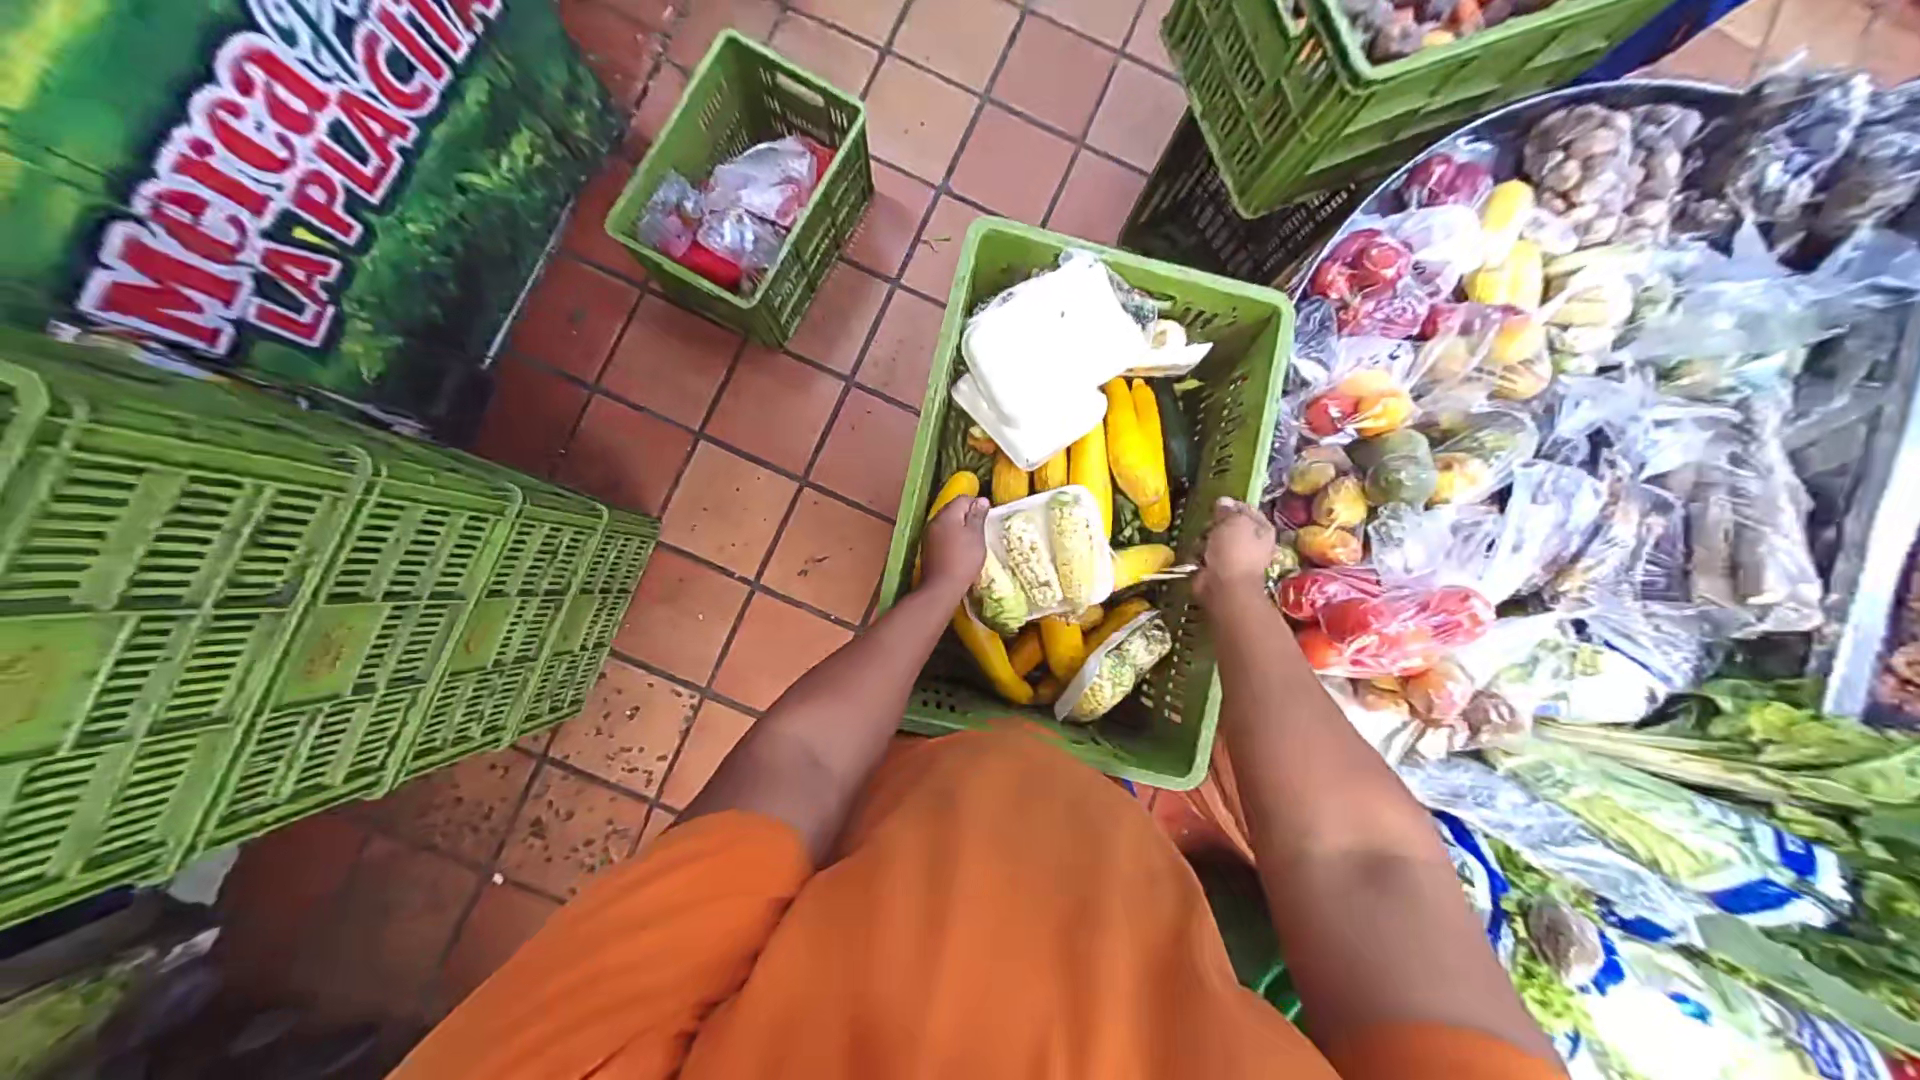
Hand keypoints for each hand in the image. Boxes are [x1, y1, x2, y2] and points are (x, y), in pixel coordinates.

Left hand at [921, 496, 988, 597]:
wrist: (942, 587)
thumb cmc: (963, 560)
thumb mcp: (976, 536)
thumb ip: (978, 516)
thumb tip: (982, 500)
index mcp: (946, 514)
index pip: (963, 498)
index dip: (977, 504)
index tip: (987, 518)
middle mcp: (934, 520)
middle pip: (953, 509)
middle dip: (968, 516)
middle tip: (981, 530)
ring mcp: (928, 535)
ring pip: (947, 523)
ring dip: (960, 528)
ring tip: (972, 541)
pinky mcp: (927, 548)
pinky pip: (942, 535)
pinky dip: (952, 538)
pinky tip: (960, 550)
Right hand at [1194, 497, 1275, 609]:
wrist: (1225, 587)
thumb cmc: (1235, 551)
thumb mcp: (1235, 521)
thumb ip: (1229, 510)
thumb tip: (1223, 501)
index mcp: (1262, 530)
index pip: (1246, 510)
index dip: (1232, 506)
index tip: (1218, 507)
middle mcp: (1251, 543)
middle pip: (1227, 524)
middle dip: (1215, 524)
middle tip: (1210, 527)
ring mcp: (1233, 557)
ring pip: (1213, 538)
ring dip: (1204, 540)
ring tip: (1202, 544)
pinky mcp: (1216, 568)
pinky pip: (1203, 554)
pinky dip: (1198, 555)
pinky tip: (1197, 556)